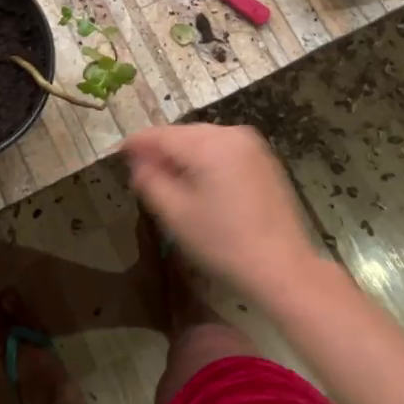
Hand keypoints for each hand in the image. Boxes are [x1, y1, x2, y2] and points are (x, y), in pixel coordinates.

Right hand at [122, 124, 317, 301]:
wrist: (284, 269)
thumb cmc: (224, 243)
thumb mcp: (175, 215)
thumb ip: (149, 181)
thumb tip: (138, 162)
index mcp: (207, 143)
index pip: (160, 134)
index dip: (136, 144)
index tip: (118, 154)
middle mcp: (230, 133)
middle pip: (182, 135)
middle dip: (161, 152)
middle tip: (143, 175)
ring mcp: (251, 145)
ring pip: (203, 142)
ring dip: (184, 157)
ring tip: (171, 184)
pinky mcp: (264, 160)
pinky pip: (223, 151)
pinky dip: (207, 162)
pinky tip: (202, 187)